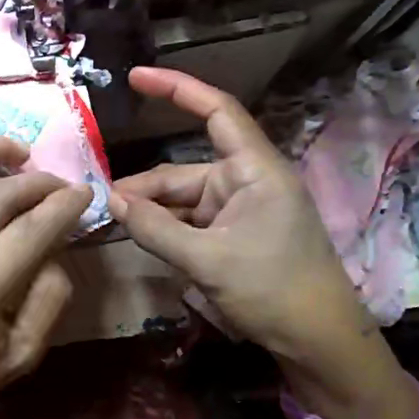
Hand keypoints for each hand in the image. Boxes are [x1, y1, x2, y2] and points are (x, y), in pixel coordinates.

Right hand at [109, 68, 410, 418]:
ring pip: (181, 201)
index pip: (216, 112)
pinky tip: (139, 239)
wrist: (317, 341)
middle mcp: (245, 182)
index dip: (176, 89)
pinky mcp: (234, 236)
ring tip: (114, 226)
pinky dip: (165, 230)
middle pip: (182, 171)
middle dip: (142, 188)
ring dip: (150, 213)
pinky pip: (190, 223)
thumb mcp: (206, 260)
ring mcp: (240, 210)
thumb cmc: (273, 290)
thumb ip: (155, 229)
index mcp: (254, 170)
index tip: (135, 77)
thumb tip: (112, 202)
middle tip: (101, 207)